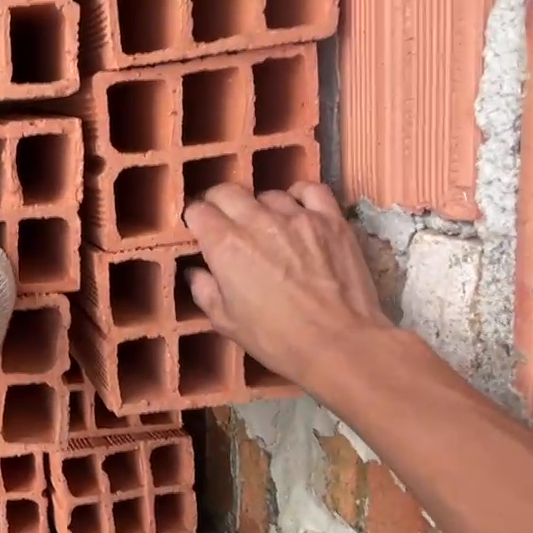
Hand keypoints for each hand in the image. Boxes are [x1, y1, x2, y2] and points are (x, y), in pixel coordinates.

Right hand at [183, 183, 395, 391]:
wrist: (337, 342)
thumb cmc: (274, 337)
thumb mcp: (224, 321)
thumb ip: (204, 289)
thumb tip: (196, 271)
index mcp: (225, 246)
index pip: (198, 212)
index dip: (195, 220)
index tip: (199, 231)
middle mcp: (257, 221)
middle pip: (228, 192)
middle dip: (219, 204)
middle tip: (224, 222)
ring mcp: (297, 216)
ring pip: (267, 194)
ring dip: (259, 207)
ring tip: (265, 226)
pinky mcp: (331, 219)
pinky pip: (310, 190)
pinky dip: (298, 196)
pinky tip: (296, 211)